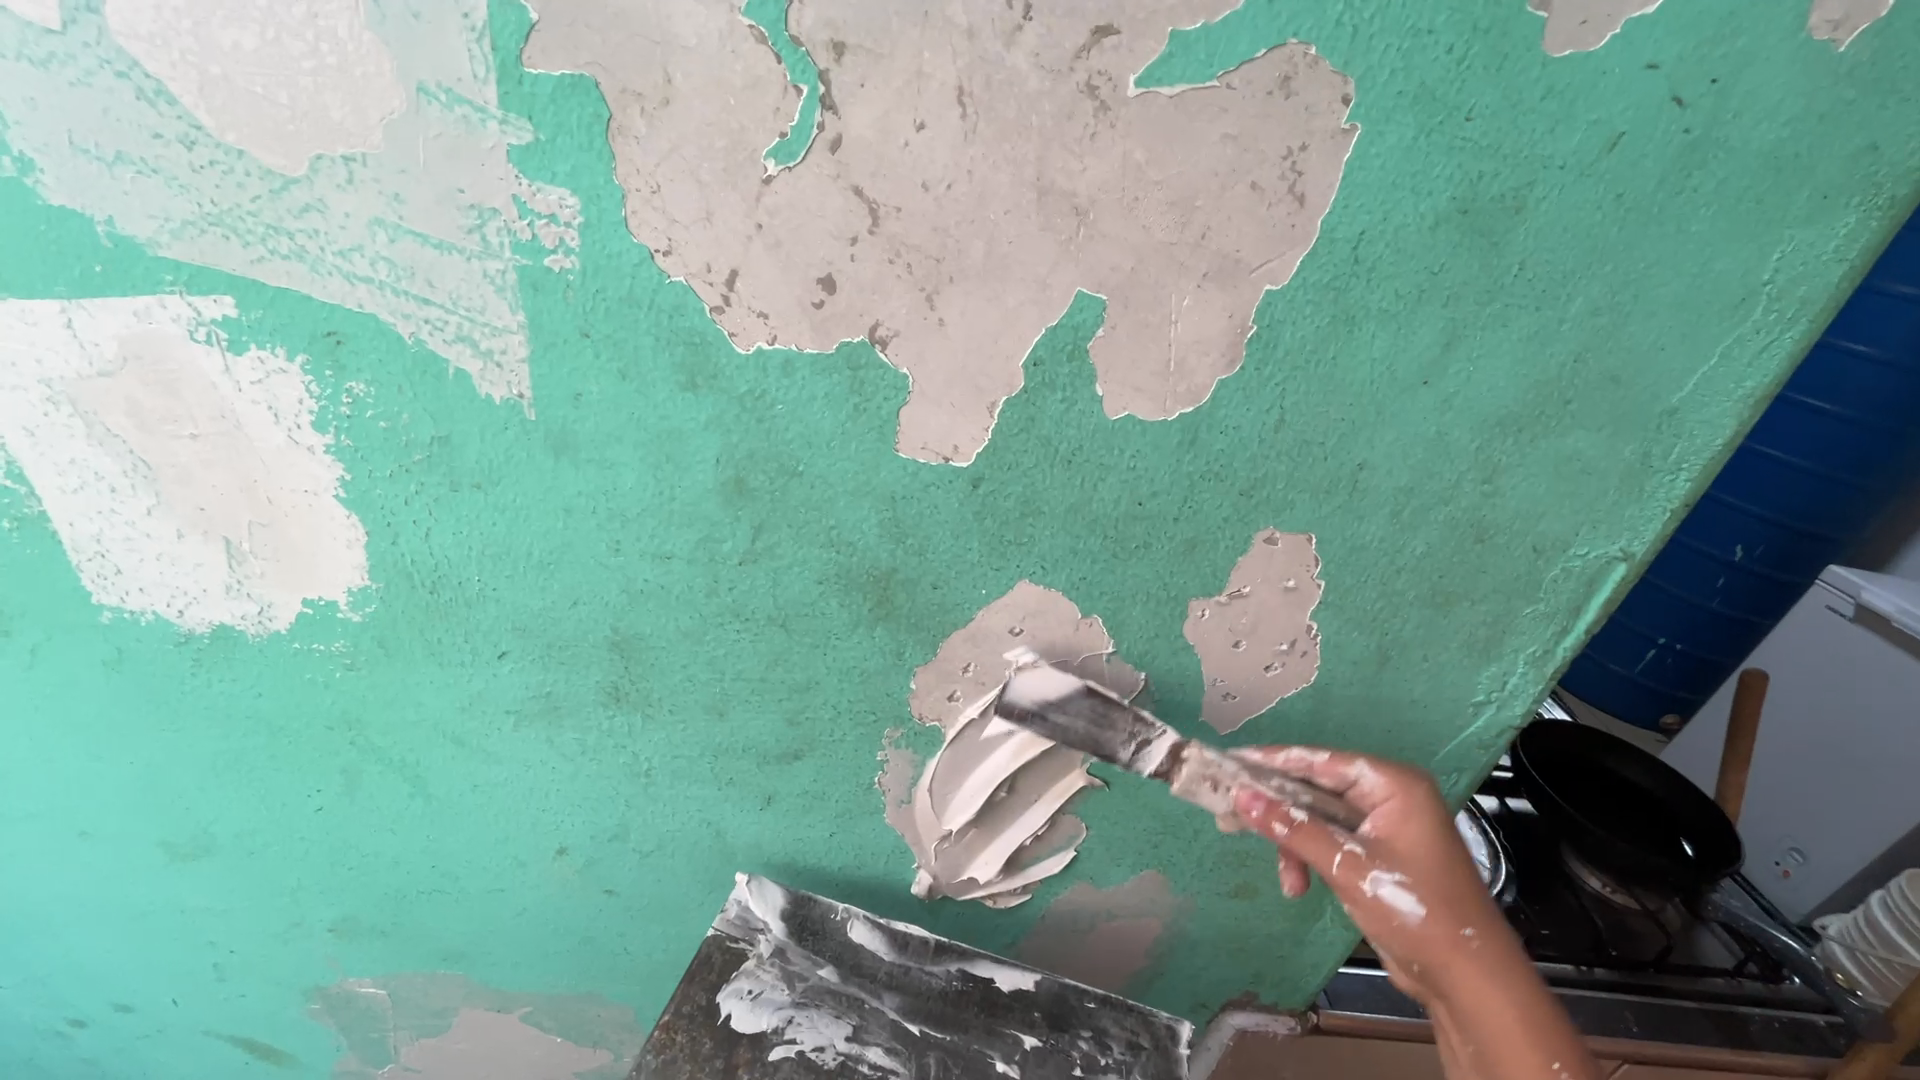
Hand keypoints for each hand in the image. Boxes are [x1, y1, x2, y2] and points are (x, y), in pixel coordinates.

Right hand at [1228, 746, 1510, 1003]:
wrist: (1468, 980)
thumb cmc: (1416, 909)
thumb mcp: (1348, 866)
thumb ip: (1293, 828)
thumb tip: (1241, 796)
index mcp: (1392, 785)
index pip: (1320, 760)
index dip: (1273, 761)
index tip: (1231, 760)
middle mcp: (1387, 798)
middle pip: (1315, 789)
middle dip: (1278, 809)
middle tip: (1232, 812)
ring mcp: (1381, 827)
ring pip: (1316, 819)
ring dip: (1293, 844)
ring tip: (1285, 877)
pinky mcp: (1375, 855)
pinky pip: (1327, 842)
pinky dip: (1308, 859)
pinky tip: (1298, 886)